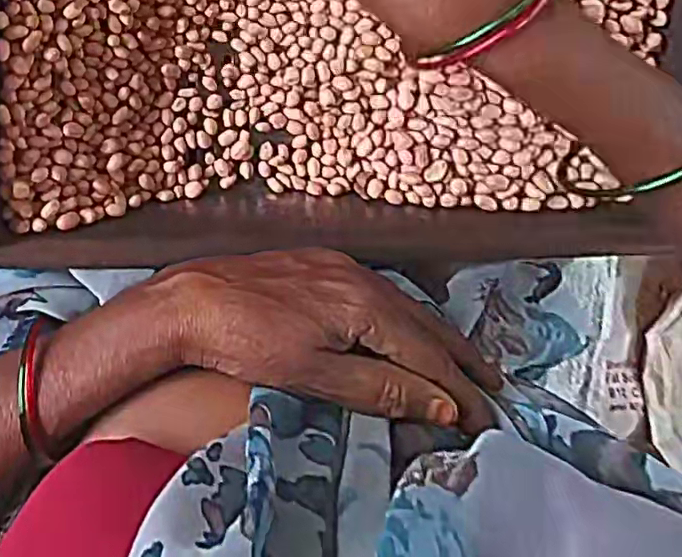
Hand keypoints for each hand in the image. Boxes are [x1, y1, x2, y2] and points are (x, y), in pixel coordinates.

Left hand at [143, 249, 501, 430]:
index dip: (458, 391)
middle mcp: (351, 274)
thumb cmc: (244, 339)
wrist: (189, 300)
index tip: (485, 420)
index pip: (426, 353)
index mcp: (358, 301)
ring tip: (458, 362)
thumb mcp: (312, 373)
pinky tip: (399, 326)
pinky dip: (398, 313)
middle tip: (493, 389)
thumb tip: (440, 404)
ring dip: (430, 333)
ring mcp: (330, 263)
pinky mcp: (311, 262)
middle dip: (458, 358)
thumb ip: (379, 386)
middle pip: (421, 321)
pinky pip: (372, 288)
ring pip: (399, 301)